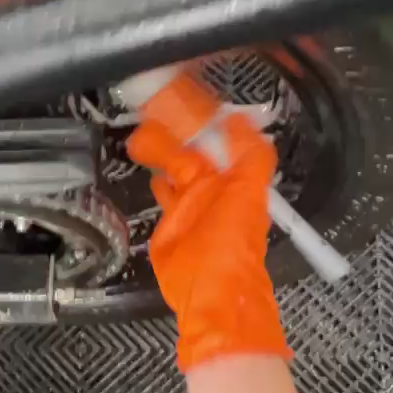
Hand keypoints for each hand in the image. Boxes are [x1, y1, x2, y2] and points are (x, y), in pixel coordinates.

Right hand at [129, 110, 292, 373]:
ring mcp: (188, 210)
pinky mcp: (168, 230)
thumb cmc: (232, 249)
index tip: (183, 97)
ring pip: (174, 171)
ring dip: (161, 153)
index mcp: (231, 180)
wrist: (210, 295)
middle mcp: (210, 192)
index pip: (217, 140)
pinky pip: (164, 199)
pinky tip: (153, 172)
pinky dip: (158, 183)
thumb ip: (250, 156)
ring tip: (141, 135)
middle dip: (173, 131)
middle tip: (151, 109)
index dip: (202, 120)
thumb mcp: (248, 194)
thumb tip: (242, 120)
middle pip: (190, 152)